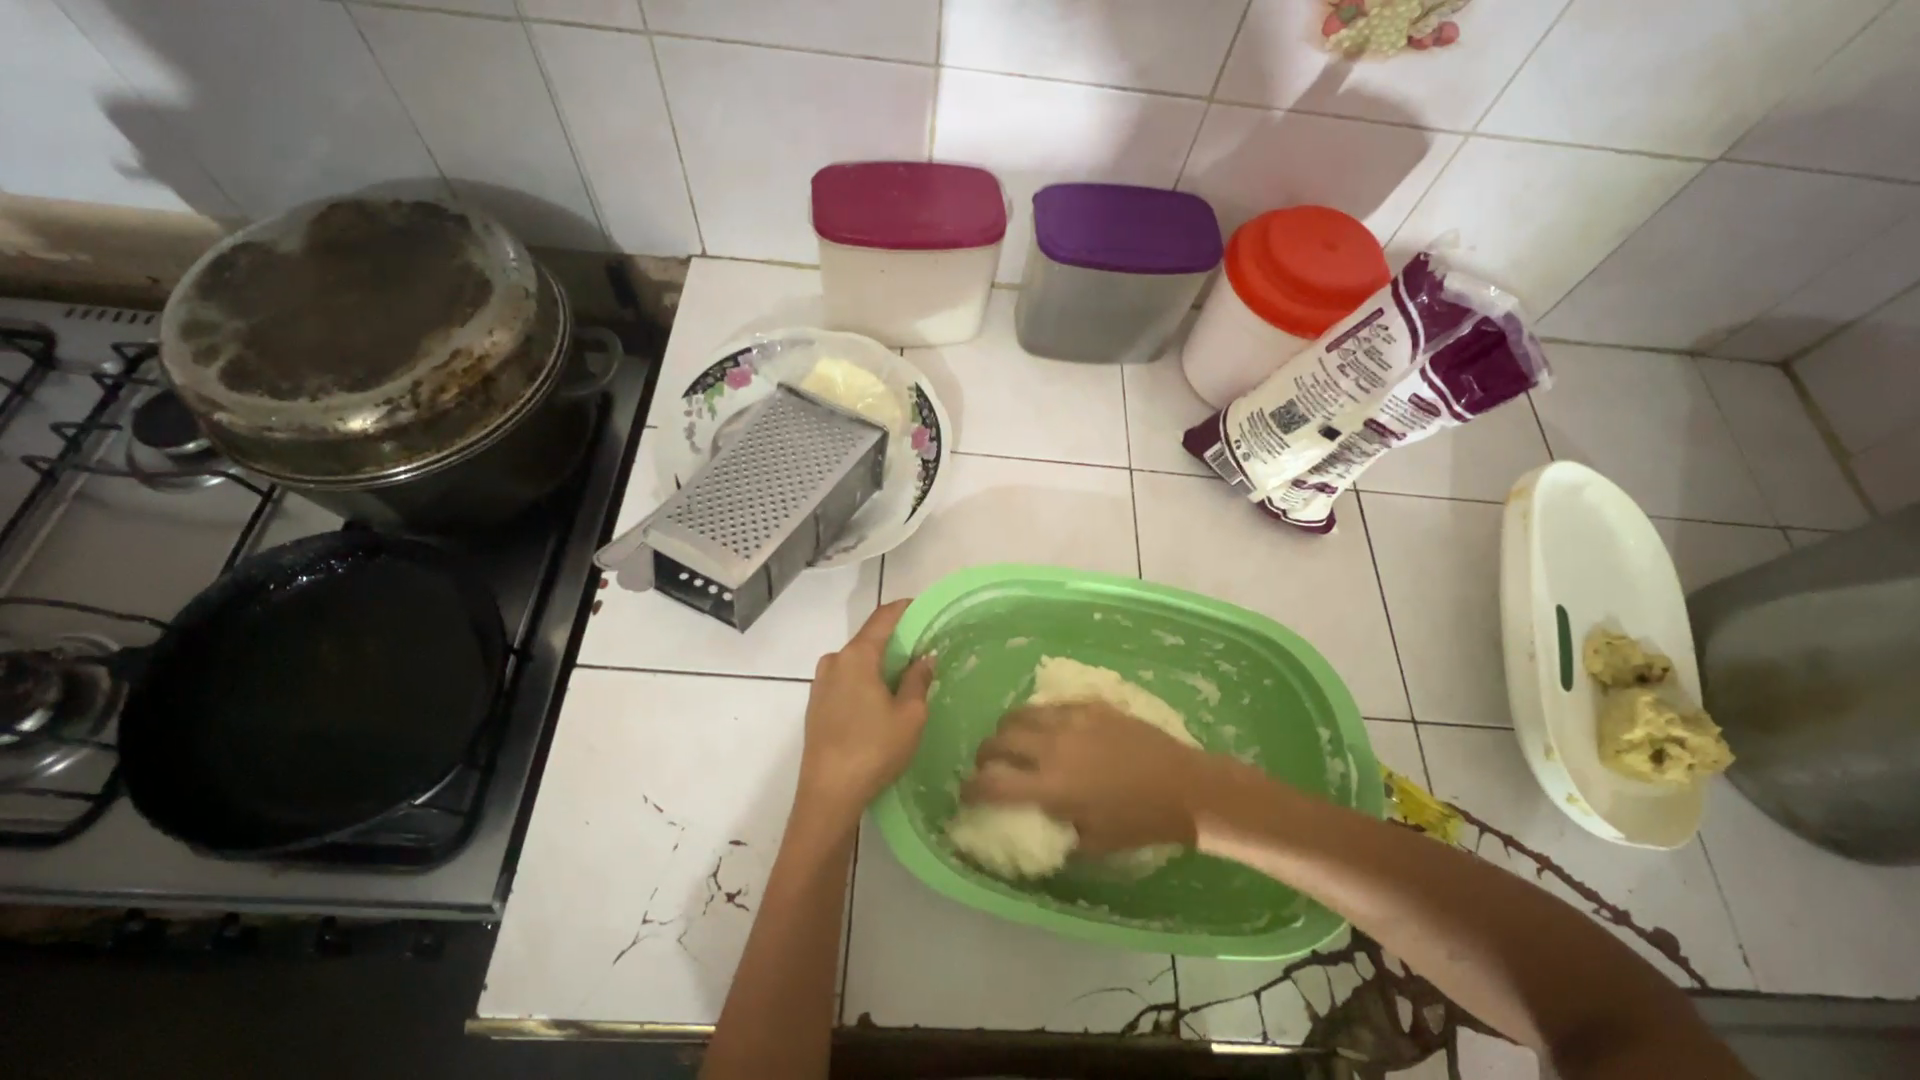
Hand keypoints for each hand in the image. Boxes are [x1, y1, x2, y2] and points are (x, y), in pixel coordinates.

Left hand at [796, 600, 935, 821]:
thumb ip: (918, 680)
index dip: (905, 609)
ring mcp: (820, 684)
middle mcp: (834, 661)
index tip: (925, 608)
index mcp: (857, 656)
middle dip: (895, 640)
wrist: (828, 793)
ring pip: (856, 662)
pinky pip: (846, 680)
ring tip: (906, 677)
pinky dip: (865, 680)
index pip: (883, 618)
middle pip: (868, 640)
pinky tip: (881, 700)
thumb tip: (924, 657)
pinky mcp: (816, 705)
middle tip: (924, 649)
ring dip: (879, 663)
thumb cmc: (874, 749)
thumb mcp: (910, 715)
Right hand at [961, 703, 1225, 852]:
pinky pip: (1050, 706)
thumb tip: (1036, 825)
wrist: (1186, 787)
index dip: (971, 789)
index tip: (968, 795)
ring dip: (1008, 730)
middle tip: (990, 766)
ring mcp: (1071, 720)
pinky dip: (1039, 718)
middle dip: (985, 756)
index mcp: (1050, 787)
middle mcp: (1052, 748)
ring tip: (1014, 742)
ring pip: (1019, 714)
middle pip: (997, 741)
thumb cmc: (1140, 823)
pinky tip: (1050, 729)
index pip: (990, 783)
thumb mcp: (1092, 843)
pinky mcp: (1091, 705)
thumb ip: (1057, 831)